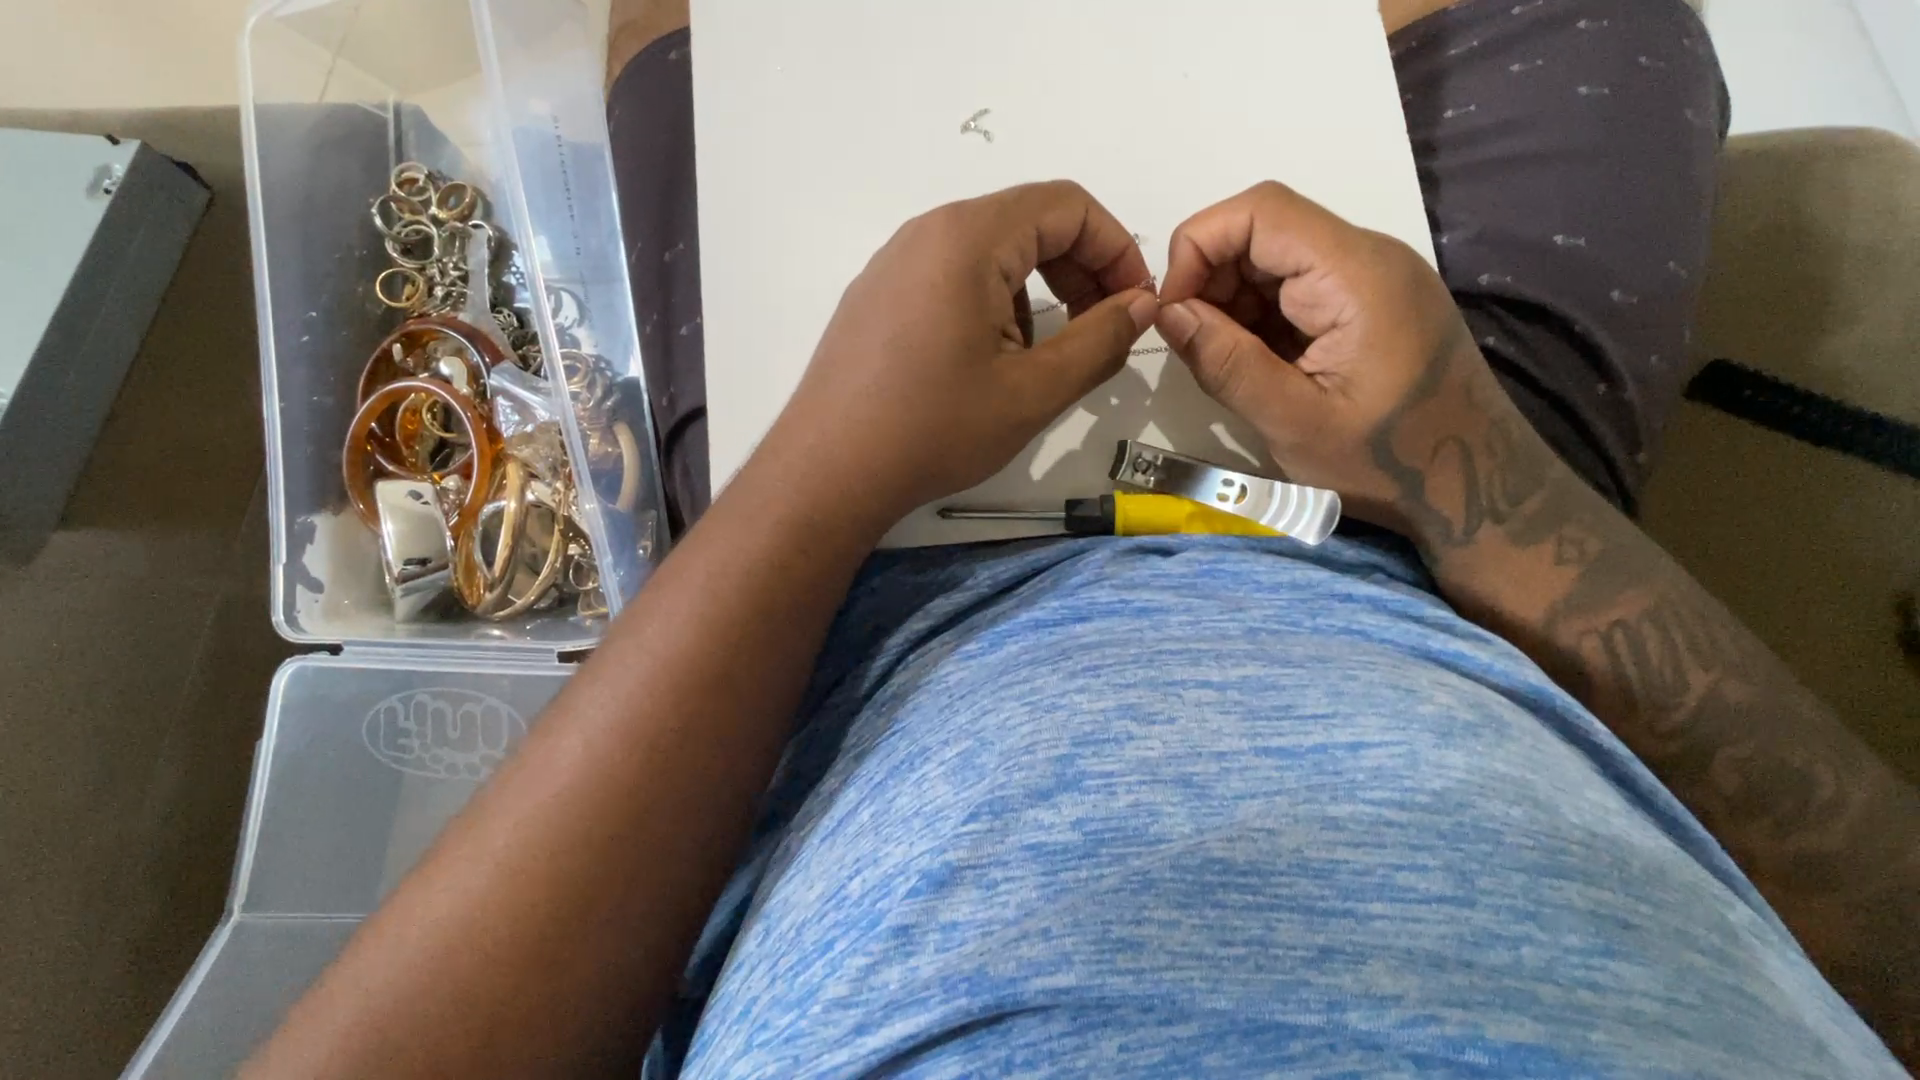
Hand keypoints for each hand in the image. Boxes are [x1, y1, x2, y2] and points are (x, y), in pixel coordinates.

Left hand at [757, 181, 1158, 525]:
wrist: (829, 471)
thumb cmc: (935, 429)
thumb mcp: (1034, 391)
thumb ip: (1100, 340)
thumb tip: (1141, 304)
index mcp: (969, 237)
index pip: (1067, 205)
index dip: (1116, 249)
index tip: (1134, 305)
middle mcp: (927, 232)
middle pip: (1027, 222)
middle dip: (1078, 269)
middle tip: (1099, 330)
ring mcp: (894, 262)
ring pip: (989, 252)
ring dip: (1035, 291)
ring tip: (1036, 358)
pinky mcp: (876, 296)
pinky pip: (950, 277)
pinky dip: (990, 303)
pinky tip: (984, 363)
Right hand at [1155, 181, 1559, 550]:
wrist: (1473, 488)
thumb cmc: (1386, 464)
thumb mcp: (1292, 423)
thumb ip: (1225, 363)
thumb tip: (1167, 313)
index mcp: (1355, 275)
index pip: (1261, 211)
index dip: (1198, 246)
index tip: (1172, 312)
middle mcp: (1367, 258)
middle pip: (1265, 231)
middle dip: (1211, 281)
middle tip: (1194, 349)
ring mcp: (1371, 280)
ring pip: (1276, 261)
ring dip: (1232, 304)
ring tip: (1225, 366)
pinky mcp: (1368, 304)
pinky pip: (1297, 290)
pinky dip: (1259, 320)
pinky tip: (1256, 366)